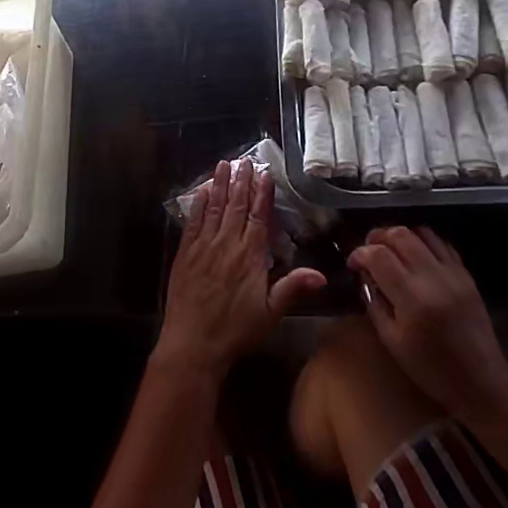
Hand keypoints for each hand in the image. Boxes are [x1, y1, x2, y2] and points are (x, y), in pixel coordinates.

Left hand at [154, 160, 325, 379]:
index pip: (259, 218)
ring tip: (224, 164)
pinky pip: (193, 222)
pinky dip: (199, 204)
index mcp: (250, 256)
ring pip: (215, 209)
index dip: (263, 194)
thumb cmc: (235, 331)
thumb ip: (293, 289)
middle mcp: (226, 245)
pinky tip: (203, 191)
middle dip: (242, 181)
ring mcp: (203, 248)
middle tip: (246, 160)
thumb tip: (323, 276)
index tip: (266, 174)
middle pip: (236, 206)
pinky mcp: (185, 255)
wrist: (192, 346)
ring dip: (221, 185)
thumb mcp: (270, 313)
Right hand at [348, 226, 507, 418]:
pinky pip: (442, 243)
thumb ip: (375, 304)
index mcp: (412, 298)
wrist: (479, 379)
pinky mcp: (465, 273)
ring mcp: (452, 272)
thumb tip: (365, 277)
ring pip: (422, 232)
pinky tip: (415, 254)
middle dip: (378, 236)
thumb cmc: (431, 368)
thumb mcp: (392, 341)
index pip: (379, 256)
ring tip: (390, 248)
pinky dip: (423, 241)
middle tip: (367, 249)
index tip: (352, 263)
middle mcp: (432, 277)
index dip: (360, 253)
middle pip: (400, 235)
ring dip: (400, 234)